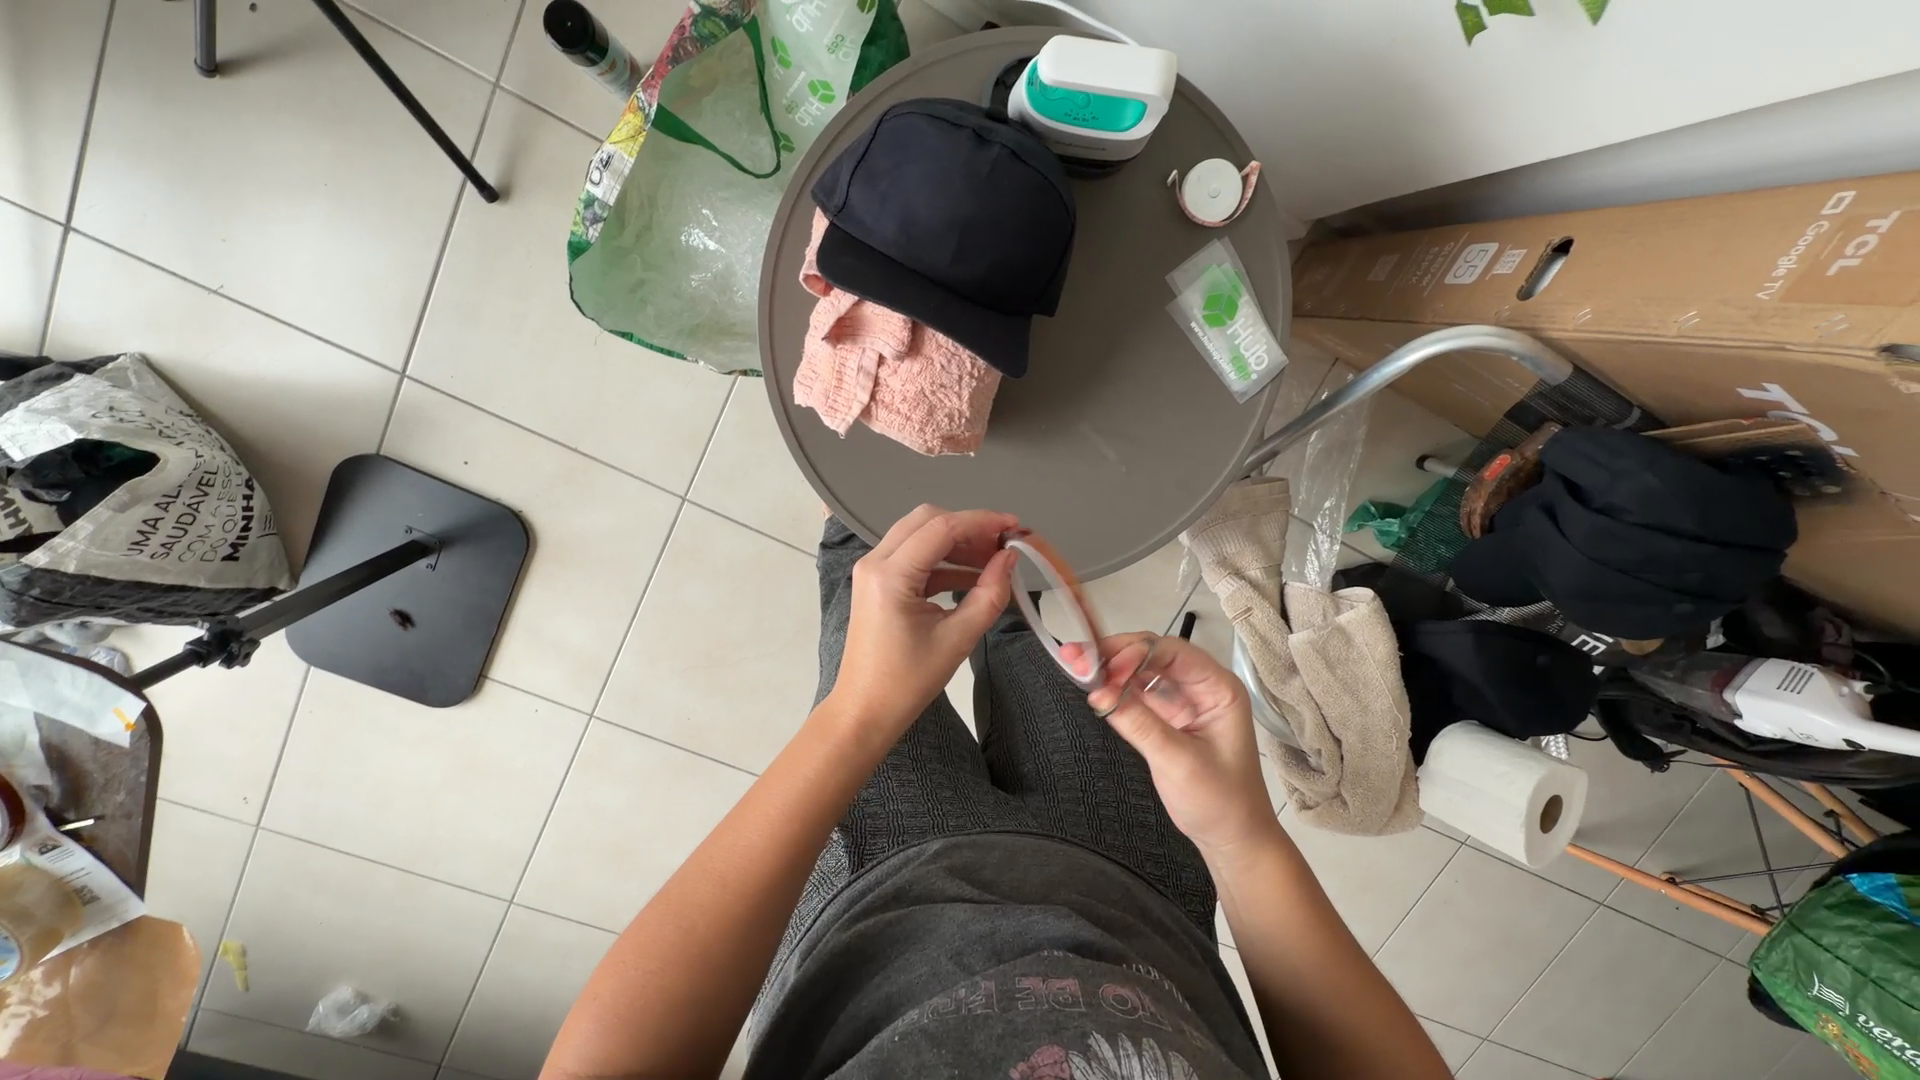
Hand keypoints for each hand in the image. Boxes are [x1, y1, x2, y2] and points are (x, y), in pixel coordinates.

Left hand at [824, 505, 1018, 736]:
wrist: (865, 709)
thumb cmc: (908, 681)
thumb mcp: (958, 639)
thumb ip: (989, 594)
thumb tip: (1009, 559)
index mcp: (891, 575)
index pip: (941, 528)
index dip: (982, 521)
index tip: (1014, 527)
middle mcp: (875, 562)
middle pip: (926, 520)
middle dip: (968, 527)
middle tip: (1002, 544)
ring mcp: (872, 570)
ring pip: (919, 534)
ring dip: (956, 542)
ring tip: (993, 561)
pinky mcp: (877, 582)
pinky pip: (913, 556)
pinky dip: (943, 560)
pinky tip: (972, 576)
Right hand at [1085, 633, 1277, 858]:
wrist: (1232, 838)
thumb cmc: (1221, 802)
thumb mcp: (1178, 761)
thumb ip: (1139, 723)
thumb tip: (1100, 693)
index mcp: (1218, 689)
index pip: (1172, 652)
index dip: (1135, 654)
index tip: (1105, 671)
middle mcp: (1201, 686)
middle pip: (1153, 654)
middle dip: (1115, 654)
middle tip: (1078, 657)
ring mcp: (1183, 700)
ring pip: (1141, 670)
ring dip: (1109, 667)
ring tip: (1076, 665)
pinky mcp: (1167, 716)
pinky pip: (1136, 692)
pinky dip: (1114, 688)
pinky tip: (1092, 685)